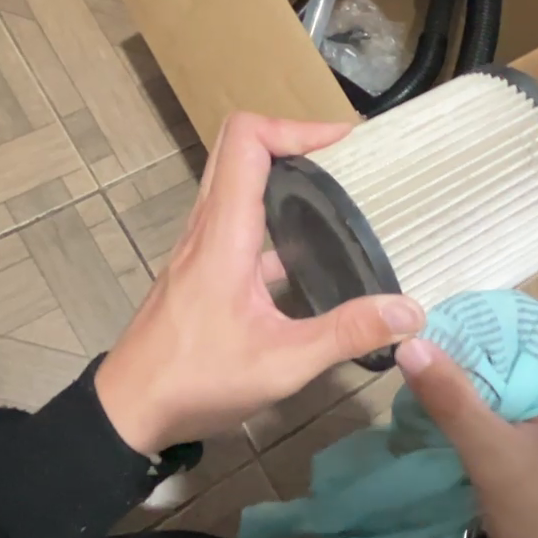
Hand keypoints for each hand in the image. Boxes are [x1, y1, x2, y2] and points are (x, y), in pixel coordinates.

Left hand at [96, 113, 426, 454]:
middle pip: (238, 149)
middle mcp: (207, 227)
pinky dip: (271, 218)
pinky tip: (306, 258)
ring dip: (280, 176)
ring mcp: (199, 247)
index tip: (342, 143)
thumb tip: (409, 310)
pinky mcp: (200, 269)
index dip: (293, 127)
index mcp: (224, 233)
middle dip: (292, 141)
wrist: (128, 410)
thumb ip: (347, 334)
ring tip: (334, 197)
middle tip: (345, 162)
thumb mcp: (282, 363)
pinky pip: (235, 221)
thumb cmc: (197, 380)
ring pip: (234, 183)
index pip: (246, 140)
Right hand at [397, 339, 537, 537]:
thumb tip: (409, 341)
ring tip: (421, 373)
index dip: (475, 323)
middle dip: (468, 349)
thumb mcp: (494, 457)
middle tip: (416, 354)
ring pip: (508, 368)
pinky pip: (508, 392)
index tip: (424, 331)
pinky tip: (442, 399)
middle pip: (516, 344)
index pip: (527, 323)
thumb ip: (452, 398)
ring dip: (468, 373)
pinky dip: (477, 395)